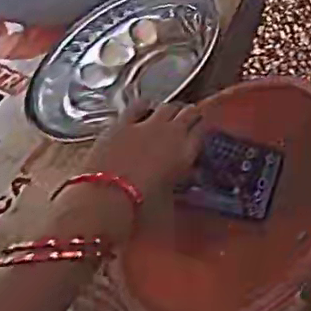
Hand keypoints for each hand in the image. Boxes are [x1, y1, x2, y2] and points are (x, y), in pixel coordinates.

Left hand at [53, 102, 205, 244]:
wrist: (106, 197)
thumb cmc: (143, 204)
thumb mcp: (173, 192)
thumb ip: (182, 177)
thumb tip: (187, 173)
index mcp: (188, 149)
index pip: (203, 127)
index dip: (202, 127)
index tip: (200, 130)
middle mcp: (174, 132)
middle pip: (190, 112)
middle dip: (189, 115)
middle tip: (186, 121)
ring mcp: (148, 124)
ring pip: (168, 106)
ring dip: (170, 110)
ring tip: (167, 115)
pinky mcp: (123, 123)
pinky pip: (139, 106)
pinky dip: (144, 107)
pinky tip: (143, 110)